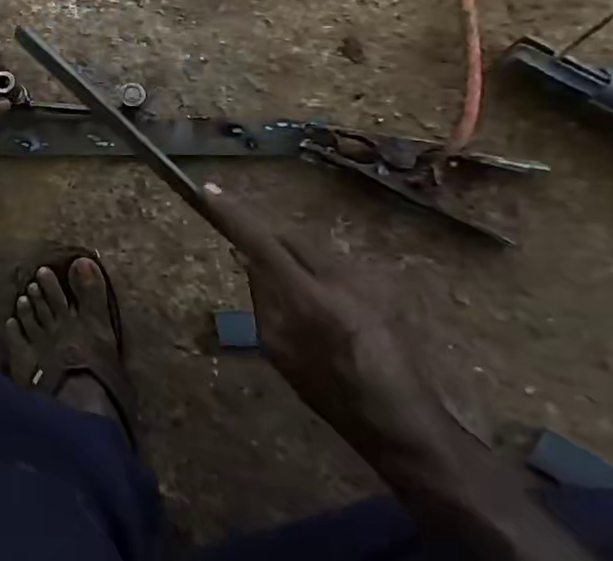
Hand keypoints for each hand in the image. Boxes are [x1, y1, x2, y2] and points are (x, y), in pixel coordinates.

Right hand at [212, 187, 455, 450]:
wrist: (402, 419)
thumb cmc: (331, 394)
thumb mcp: (281, 350)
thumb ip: (262, 297)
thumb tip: (246, 257)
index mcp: (309, 297)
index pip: (262, 241)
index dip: (233, 214)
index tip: (210, 192)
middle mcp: (338, 275)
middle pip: (289, 236)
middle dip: (266, 240)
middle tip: (247, 255)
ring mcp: (364, 276)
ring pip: (311, 249)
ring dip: (292, 260)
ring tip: (290, 296)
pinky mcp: (379, 282)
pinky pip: (332, 265)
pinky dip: (315, 274)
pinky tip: (322, 309)